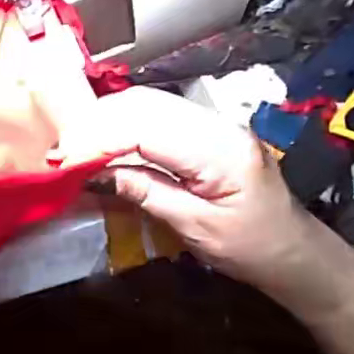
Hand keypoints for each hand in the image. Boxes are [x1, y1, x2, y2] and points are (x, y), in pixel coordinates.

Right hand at [62, 87, 335, 293]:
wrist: (295, 251)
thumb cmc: (251, 248)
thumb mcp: (195, 228)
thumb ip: (145, 193)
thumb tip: (93, 174)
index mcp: (221, 150)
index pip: (145, 129)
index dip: (98, 139)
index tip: (62, 160)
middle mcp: (217, 125)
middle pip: (143, 104)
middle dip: (94, 123)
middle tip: (58, 152)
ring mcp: (211, 123)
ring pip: (145, 103)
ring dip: (103, 120)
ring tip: (72, 147)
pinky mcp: (202, 130)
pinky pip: (153, 114)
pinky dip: (119, 124)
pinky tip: (99, 141)